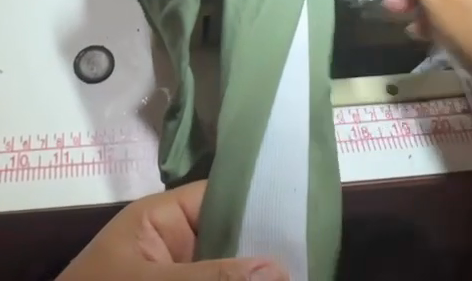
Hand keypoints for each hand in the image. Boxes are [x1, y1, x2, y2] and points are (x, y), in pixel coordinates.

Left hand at [56, 181, 285, 280]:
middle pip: (232, 244)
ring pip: (227, 271)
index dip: (262, 210)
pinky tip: (277, 279)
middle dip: (265, 257)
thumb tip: (280, 269)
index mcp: (162, 219)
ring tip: (304, 270)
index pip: (222, 199)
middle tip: (309, 264)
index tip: (307, 222)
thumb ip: (211, 278)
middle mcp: (176, 247)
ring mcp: (179, 274)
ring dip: (254, 273)